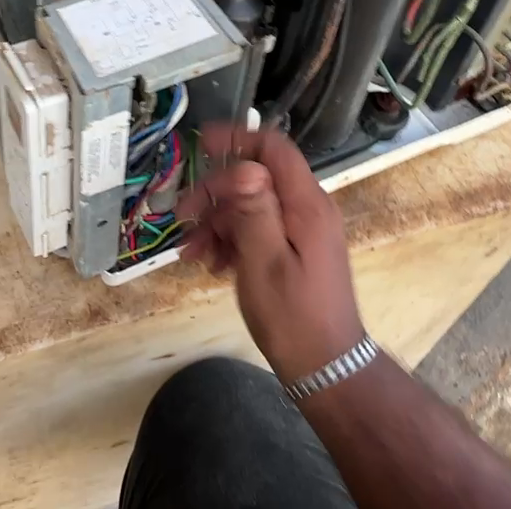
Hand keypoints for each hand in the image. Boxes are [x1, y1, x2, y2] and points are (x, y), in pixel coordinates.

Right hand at [176, 124, 365, 383]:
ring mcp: (302, 229)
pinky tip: (211, 263)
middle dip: (216, 192)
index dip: (237, 139)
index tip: (200, 146)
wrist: (327, 371)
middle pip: (256, 176)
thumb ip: (254, 209)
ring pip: (252, 204)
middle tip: (184, 216)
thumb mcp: (264, 262)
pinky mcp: (295, 249)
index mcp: (306, 204)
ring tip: (192, 251)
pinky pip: (258, 228)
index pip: (274, 148)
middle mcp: (307, 208)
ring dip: (217, 221)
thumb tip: (245, 166)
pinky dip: (231, 239)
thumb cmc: (293, 317)